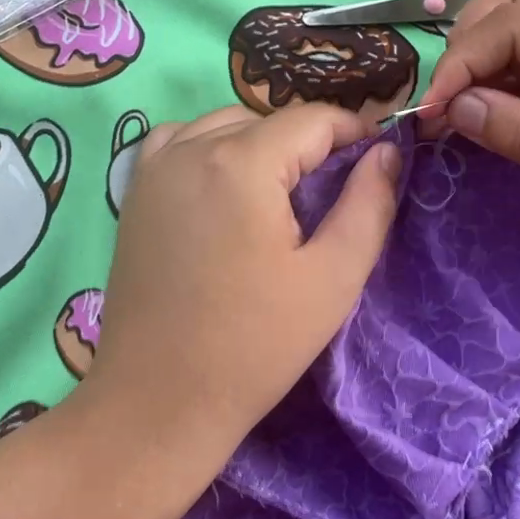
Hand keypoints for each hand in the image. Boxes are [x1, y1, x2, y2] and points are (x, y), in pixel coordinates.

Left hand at [91, 105, 401, 448]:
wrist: (157, 400)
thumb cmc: (253, 345)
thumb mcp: (332, 279)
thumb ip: (368, 205)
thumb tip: (386, 152)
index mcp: (241, 163)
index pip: (312, 118)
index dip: (353, 133)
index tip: (374, 165)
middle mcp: (190, 148)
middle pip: (268, 121)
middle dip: (307, 146)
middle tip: (328, 199)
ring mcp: (153, 168)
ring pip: (224, 125)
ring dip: (259, 145)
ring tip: (278, 199)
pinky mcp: (133, 193)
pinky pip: (180, 142)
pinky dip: (209, 150)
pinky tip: (223, 192)